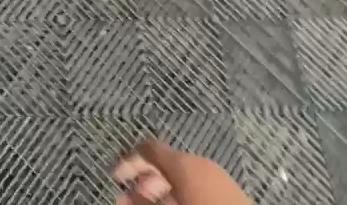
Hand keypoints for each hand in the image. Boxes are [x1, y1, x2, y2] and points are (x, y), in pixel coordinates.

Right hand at [113, 140, 253, 204]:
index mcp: (185, 163)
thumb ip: (142, 201)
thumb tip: (122, 196)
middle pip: (165, 161)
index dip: (128, 160)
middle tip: (130, 195)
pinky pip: (199, 185)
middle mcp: (201, 163)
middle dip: (145, 177)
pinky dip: (182, 194)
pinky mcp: (231, 192)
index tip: (115, 175)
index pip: (148, 148)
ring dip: (163, 189)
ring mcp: (218, 177)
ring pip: (182, 175)